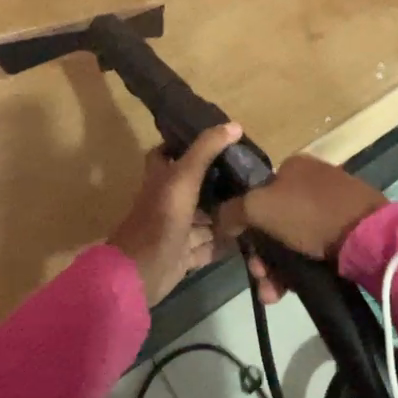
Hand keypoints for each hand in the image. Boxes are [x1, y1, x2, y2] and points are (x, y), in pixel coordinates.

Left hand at [107, 124, 241, 304]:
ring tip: (257, 204)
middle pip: (194, 186)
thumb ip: (206, 150)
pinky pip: (208, 246)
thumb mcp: (184, 177)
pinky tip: (248, 236)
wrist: (141, 272)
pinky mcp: (184, 254)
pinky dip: (224, 243)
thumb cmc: (161, 218)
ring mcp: (176, 229)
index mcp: (161, 178)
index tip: (217, 140)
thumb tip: (234, 125)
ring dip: (225, 214)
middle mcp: (168, 200)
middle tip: (250, 174)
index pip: (169, 152)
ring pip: (204, 218)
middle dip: (218, 182)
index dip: (187, 144)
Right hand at [215, 154, 387, 303]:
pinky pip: (312, 248)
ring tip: (272, 294)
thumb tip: (219, 219)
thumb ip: (231, 211)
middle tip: (260, 277)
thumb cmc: (309, 214)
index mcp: (292, 165)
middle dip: (260, 254)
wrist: (367, 237)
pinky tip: (289, 290)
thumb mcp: (259, 208)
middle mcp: (312, 181)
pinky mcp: (347, 229)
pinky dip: (297, 269)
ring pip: (290, 239)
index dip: (245, 223)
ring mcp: (332, 205)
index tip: (244, 251)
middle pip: (272, 221)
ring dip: (275, 268)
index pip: (256, 192)